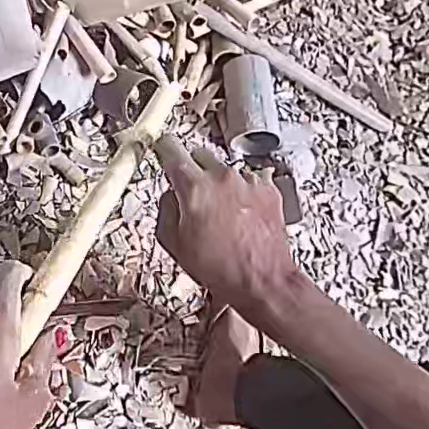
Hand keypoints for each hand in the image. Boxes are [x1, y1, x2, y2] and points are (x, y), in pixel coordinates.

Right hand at [154, 135, 300, 310]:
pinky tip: (238, 214)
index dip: (162, 147)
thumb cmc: (220, 268)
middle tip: (191, 194)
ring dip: (217, 183)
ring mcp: (248, 181)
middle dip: (191, 171)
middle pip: (198, 155)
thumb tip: (170, 194)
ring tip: (220, 213)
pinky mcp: (268, 189)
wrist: (262, 282)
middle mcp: (222, 178)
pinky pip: (247, 179)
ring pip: (223, 169)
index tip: (160, 147)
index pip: (171, 149)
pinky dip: (240, 191)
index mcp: (194, 188)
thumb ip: (166, 208)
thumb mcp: (173, 243)